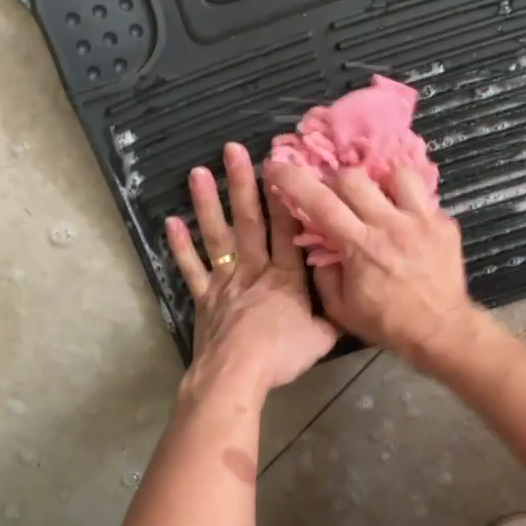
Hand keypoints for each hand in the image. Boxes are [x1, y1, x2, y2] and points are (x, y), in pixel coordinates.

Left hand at [166, 143, 338, 396]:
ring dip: (208, 203)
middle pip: (249, 221)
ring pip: (218, 236)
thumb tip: (353, 295)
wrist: (238, 374)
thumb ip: (335, 313)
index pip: (287, 231)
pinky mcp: (204, 298)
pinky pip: (191, 268)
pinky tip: (172, 222)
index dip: (284, 198)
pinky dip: (180, 246)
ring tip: (199, 172)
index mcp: (288, 277)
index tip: (279, 167)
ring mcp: (226, 281)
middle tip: (234, 150)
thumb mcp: (323, 337)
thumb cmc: (282, 355)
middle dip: (243, 184)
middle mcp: (256, 270)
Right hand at [263, 162, 486, 368]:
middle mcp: (389, 225)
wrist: (441, 330)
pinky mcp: (445, 223)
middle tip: (338, 195)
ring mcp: (421, 220)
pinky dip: (409, 202)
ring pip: (396, 174)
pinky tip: (408, 220)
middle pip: (353, 177)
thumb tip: (318, 245)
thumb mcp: (341, 309)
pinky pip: (423, 196)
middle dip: (337, 181)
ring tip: (380, 198)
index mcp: (359, 245)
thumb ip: (323, 274)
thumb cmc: (387, 323)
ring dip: (381, 183)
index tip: (277, 166)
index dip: (293, 180)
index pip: (319, 201)